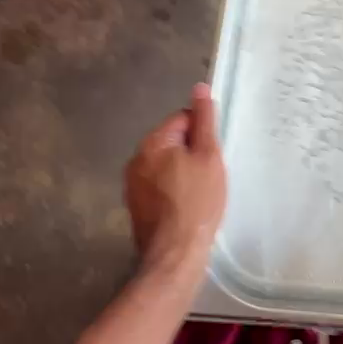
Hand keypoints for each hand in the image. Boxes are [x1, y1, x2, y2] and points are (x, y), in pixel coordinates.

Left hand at [124, 83, 226, 273]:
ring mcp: (132, 184)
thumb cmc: (197, 201)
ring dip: (181, 172)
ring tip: (198, 193)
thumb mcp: (208, 155)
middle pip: (172, 141)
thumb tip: (199, 87)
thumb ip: (204, 120)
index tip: (210, 157)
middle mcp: (136, 158)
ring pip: (165, 164)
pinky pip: (158, 185)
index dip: (201, 135)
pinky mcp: (135, 206)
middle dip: (190, 153)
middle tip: (207, 176)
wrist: (175, 255)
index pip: (182, 119)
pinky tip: (185, 207)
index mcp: (153, 142)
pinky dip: (171, 190)